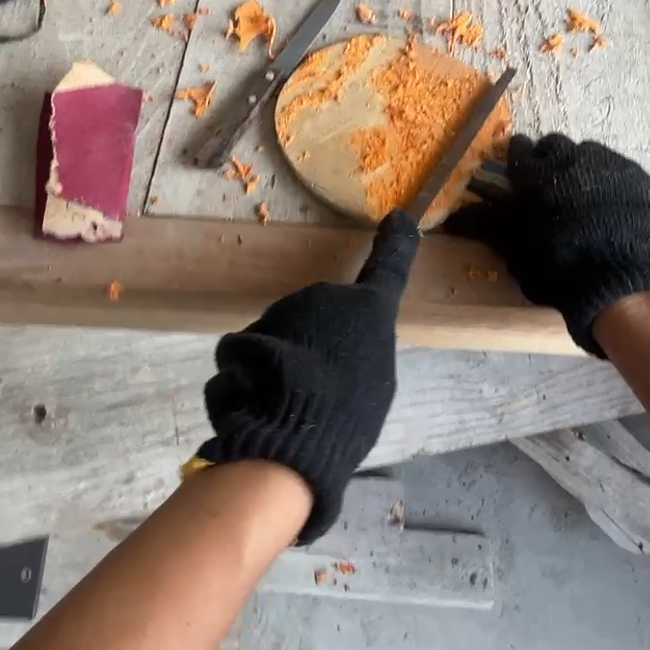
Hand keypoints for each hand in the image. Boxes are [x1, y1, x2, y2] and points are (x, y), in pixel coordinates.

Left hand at [196, 211, 418, 542]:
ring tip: (290, 404)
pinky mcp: (250, 331)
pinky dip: (255, 377)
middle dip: (317, 344)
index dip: (396, 245)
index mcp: (368, 309)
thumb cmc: (348, 414)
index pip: (388, 270)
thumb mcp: (373, 384)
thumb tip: (340, 348)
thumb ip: (361, 352)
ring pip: (285, 335)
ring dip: (284, 363)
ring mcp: (284, 311)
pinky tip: (260, 406)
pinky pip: (254, 354)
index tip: (399, 218)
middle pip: (322, 315)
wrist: (290, 431)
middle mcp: (326, 297)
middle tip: (321, 387)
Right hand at [445, 133, 649, 356]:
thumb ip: (486, 225)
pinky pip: (623, 176)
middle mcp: (574, 157)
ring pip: (591, 156)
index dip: (517, 162)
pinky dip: (614, 188)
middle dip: (551, 161)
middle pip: (556, 147)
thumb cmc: (557, 265)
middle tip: (551, 191)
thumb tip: (451, 216)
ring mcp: (613, 166)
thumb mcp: (514, 248)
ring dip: (583, 171)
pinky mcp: (645, 181)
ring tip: (585, 203)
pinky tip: (616, 213)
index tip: (518, 177)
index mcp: (537, 171)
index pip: (520, 150)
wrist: (625, 284)